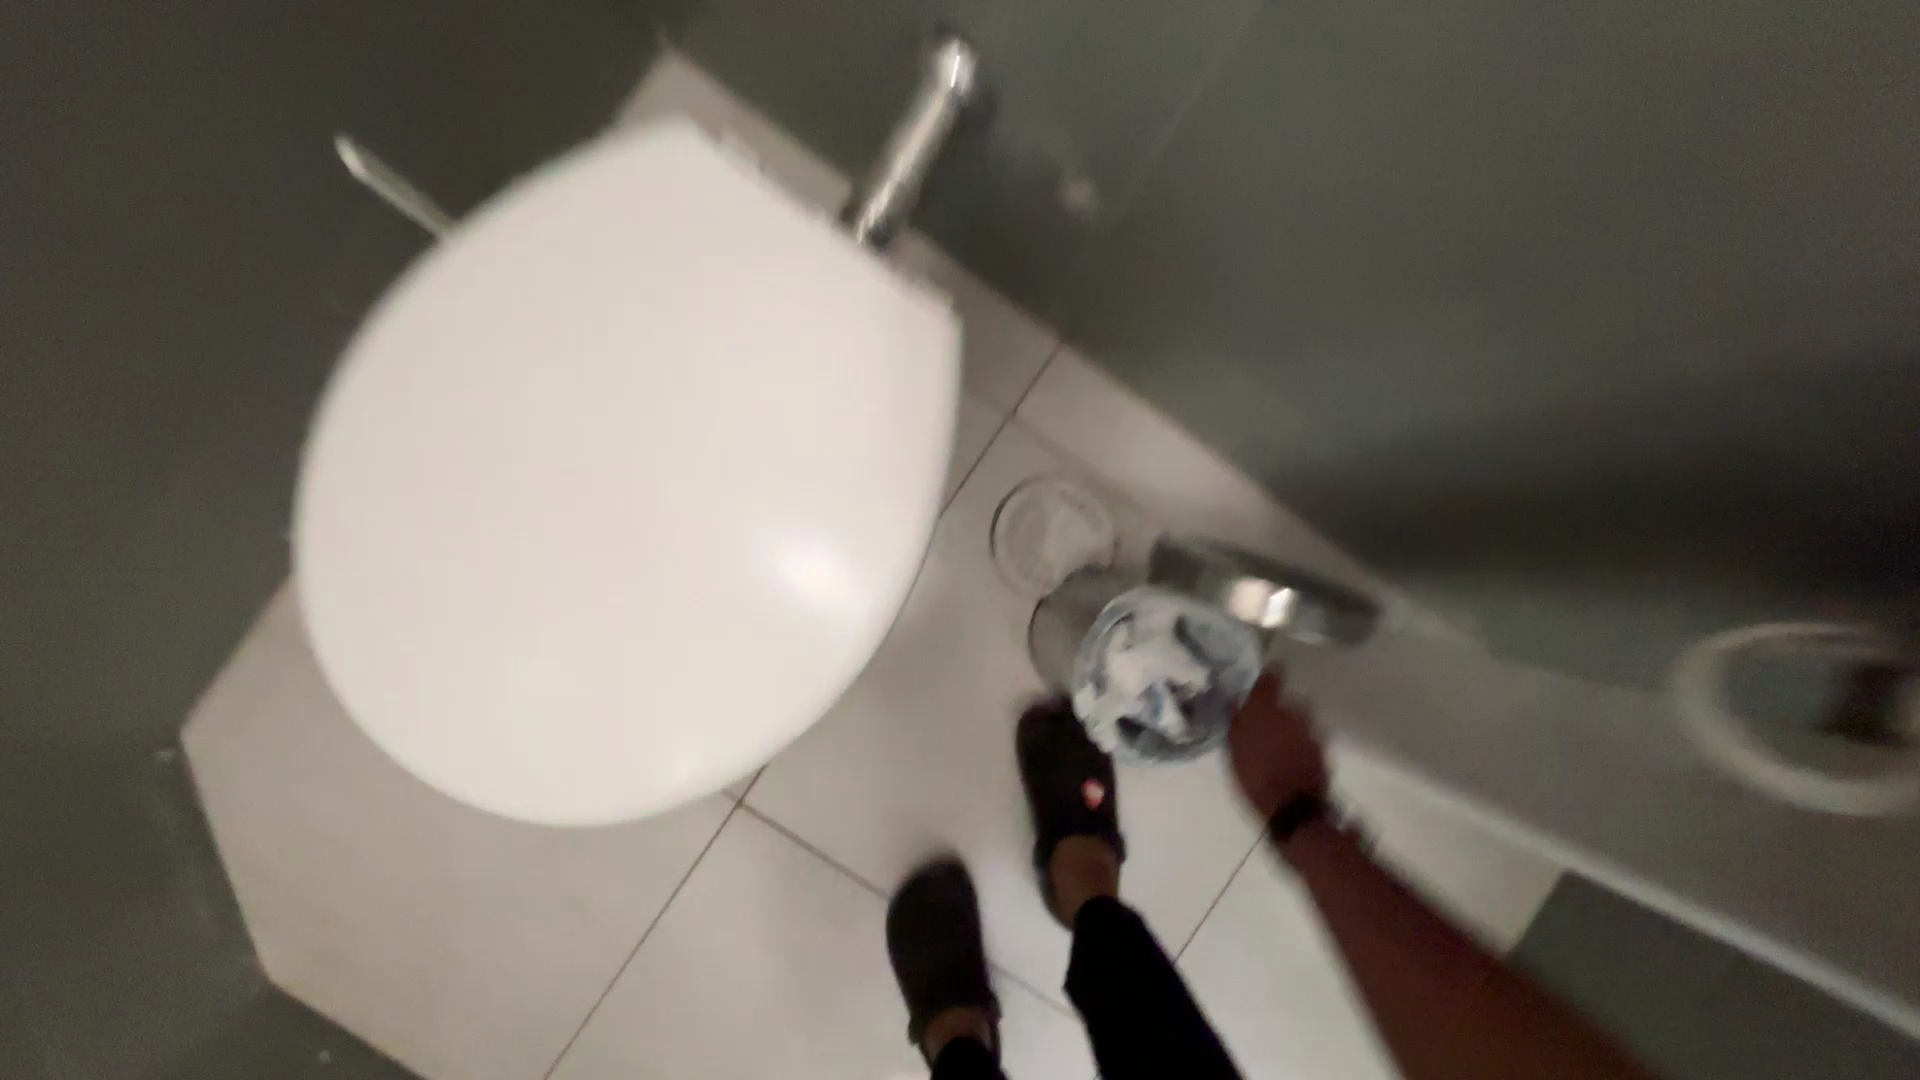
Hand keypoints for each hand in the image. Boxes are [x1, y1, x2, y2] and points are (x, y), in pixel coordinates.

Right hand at [1227, 669, 1328, 819]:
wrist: (1293, 808)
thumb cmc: (1255, 776)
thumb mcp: (1233, 748)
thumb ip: (1234, 720)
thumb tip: (1232, 699)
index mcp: (1267, 708)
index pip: (1270, 678)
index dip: (1267, 676)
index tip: (1261, 678)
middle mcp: (1293, 712)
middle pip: (1287, 701)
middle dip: (1278, 708)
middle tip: (1264, 723)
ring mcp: (1311, 730)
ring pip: (1300, 719)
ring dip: (1291, 726)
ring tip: (1278, 744)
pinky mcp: (1323, 749)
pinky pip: (1309, 737)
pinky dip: (1301, 742)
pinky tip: (1290, 757)